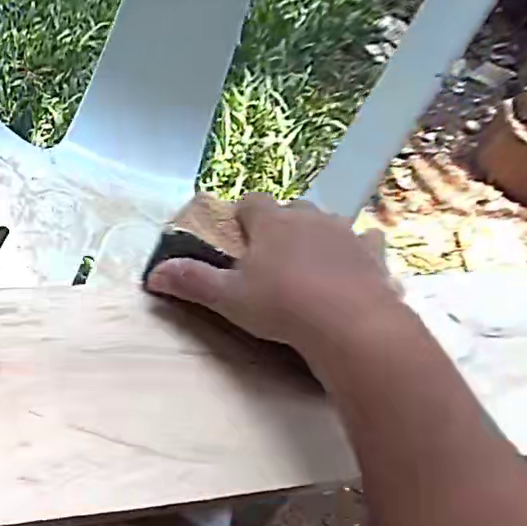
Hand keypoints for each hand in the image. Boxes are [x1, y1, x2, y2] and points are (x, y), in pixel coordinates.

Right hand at [145, 195, 407, 355]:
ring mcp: (345, 233)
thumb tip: (153, 274)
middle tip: (272, 256)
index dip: (242, 216)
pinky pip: (366, 242)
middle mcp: (310, 217)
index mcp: (272, 222)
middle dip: (281, 225)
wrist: (348, 322)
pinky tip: (355, 267)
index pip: (251, 202)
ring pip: (328, 223)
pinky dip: (358, 251)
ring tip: (311, 265)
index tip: (238, 234)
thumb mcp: (229, 298)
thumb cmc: (281, 306)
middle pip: (292, 208)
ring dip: (318, 237)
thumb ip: (192, 282)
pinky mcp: (373, 254)